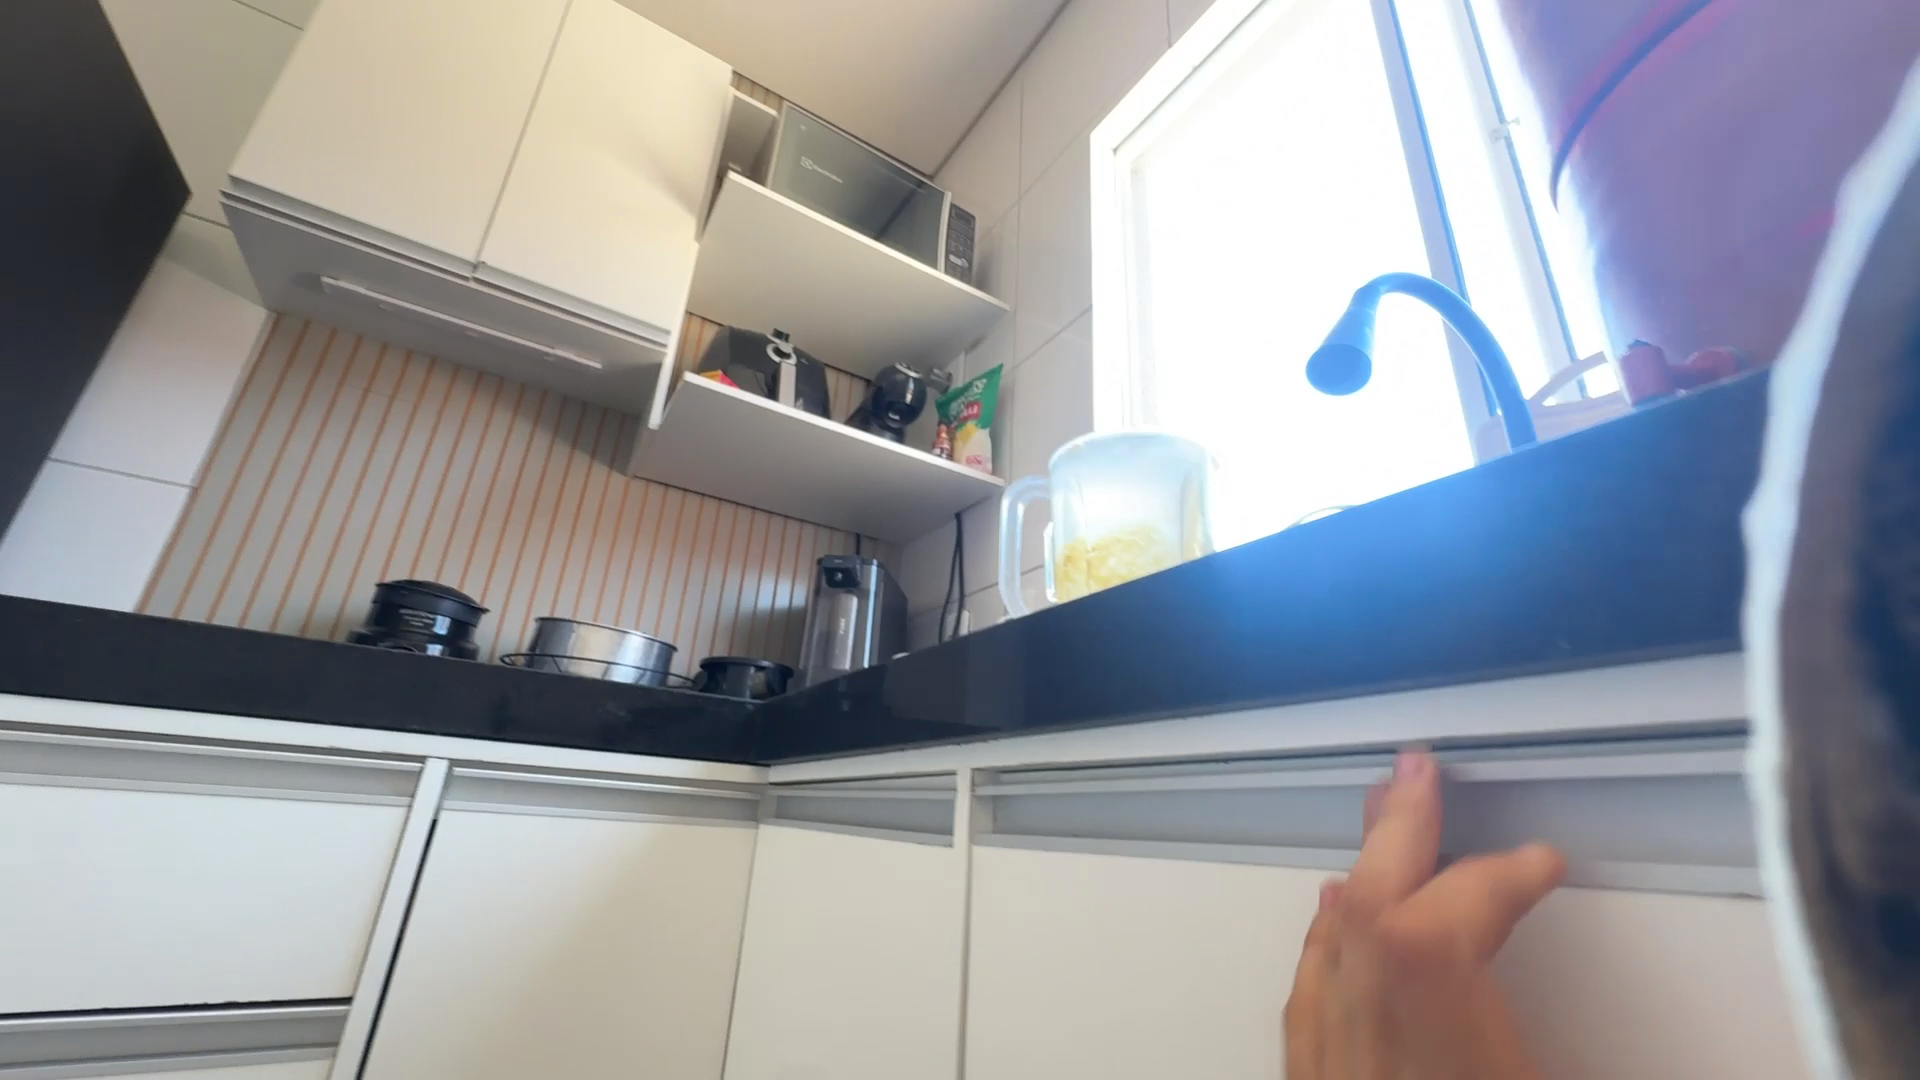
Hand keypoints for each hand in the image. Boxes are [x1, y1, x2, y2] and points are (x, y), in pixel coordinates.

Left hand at [1283, 750, 1566, 1078]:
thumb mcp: (1532, 1064)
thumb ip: (1564, 1026)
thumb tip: (1703, 1040)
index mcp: (1432, 1023)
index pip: (1454, 919)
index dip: (1501, 879)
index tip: (1539, 859)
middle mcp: (1364, 1028)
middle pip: (1375, 910)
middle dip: (1397, 832)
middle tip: (1413, 771)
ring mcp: (1324, 1057)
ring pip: (1333, 942)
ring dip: (1366, 874)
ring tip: (1385, 825)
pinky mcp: (1307, 1079)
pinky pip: (1313, 989)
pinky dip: (1332, 936)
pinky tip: (1337, 914)